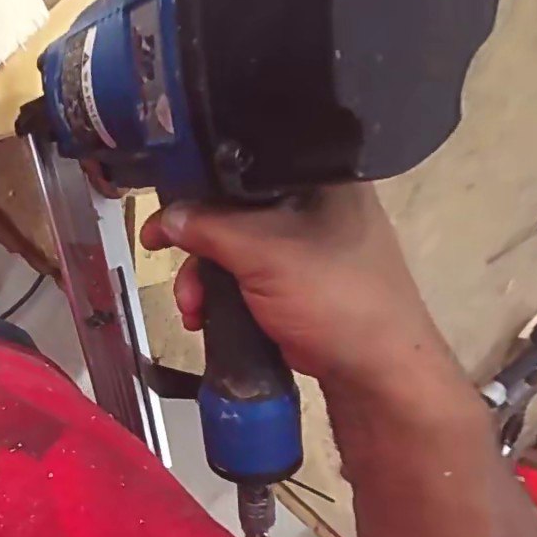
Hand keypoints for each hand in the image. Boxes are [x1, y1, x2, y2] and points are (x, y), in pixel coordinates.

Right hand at [138, 183, 456, 391]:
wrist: (372, 369)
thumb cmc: (331, 294)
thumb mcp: (265, 251)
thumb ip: (210, 228)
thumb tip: (166, 217)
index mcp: (317, 179)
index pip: (243, 167)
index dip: (197, 187)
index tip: (164, 217)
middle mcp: (311, 208)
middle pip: (230, 216)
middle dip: (196, 254)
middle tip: (171, 270)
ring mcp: (303, 251)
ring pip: (233, 254)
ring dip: (203, 283)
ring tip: (193, 312)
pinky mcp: (293, 288)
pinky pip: (244, 282)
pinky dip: (220, 299)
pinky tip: (204, 319)